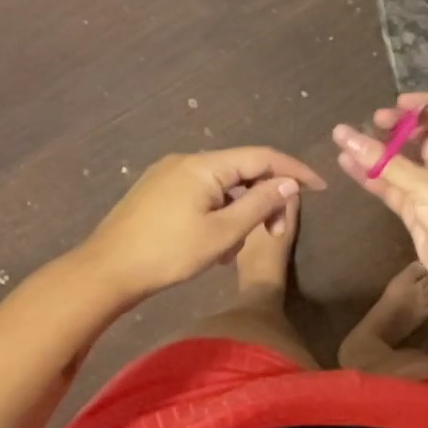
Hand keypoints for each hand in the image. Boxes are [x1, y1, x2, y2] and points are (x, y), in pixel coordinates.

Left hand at [79, 147, 324, 299]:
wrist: (107, 270)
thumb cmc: (169, 252)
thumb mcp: (224, 232)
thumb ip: (260, 204)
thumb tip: (289, 184)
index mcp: (204, 166)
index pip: (262, 157)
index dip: (295, 170)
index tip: (320, 188)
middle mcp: (187, 161)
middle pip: (243, 171)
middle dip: (267, 199)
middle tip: (277, 233)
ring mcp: (169, 176)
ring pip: (225, 186)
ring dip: (244, 211)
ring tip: (242, 247)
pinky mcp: (159, 192)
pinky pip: (205, 194)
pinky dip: (223, 213)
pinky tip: (220, 243)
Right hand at [333, 96, 427, 288]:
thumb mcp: (424, 184)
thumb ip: (384, 162)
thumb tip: (344, 136)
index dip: (423, 106)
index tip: (397, 103)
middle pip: (418, 136)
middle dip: (395, 126)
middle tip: (373, 121)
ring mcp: (426, 187)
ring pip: (398, 161)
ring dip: (376, 150)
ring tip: (346, 138)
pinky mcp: (411, 207)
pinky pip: (387, 185)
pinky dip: (369, 175)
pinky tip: (345, 163)